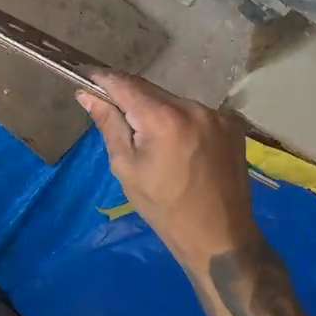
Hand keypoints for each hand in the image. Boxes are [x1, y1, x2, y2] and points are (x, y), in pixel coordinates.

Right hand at [78, 70, 260, 269]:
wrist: (220, 238)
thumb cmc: (164, 207)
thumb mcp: (126, 167)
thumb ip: (108, 124)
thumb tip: (86, 94)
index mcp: (163, 120)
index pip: (124, 83)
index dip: (101, 78)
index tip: (84, 76)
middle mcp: (193, 109)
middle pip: (148, 89)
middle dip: (126, 95)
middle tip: (108, 109)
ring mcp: (217, 116)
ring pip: (170, 99)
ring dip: (152, 108)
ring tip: (145, 133)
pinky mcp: (231, 126)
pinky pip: (192, 111)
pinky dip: (177, 118)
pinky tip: (174, 141)